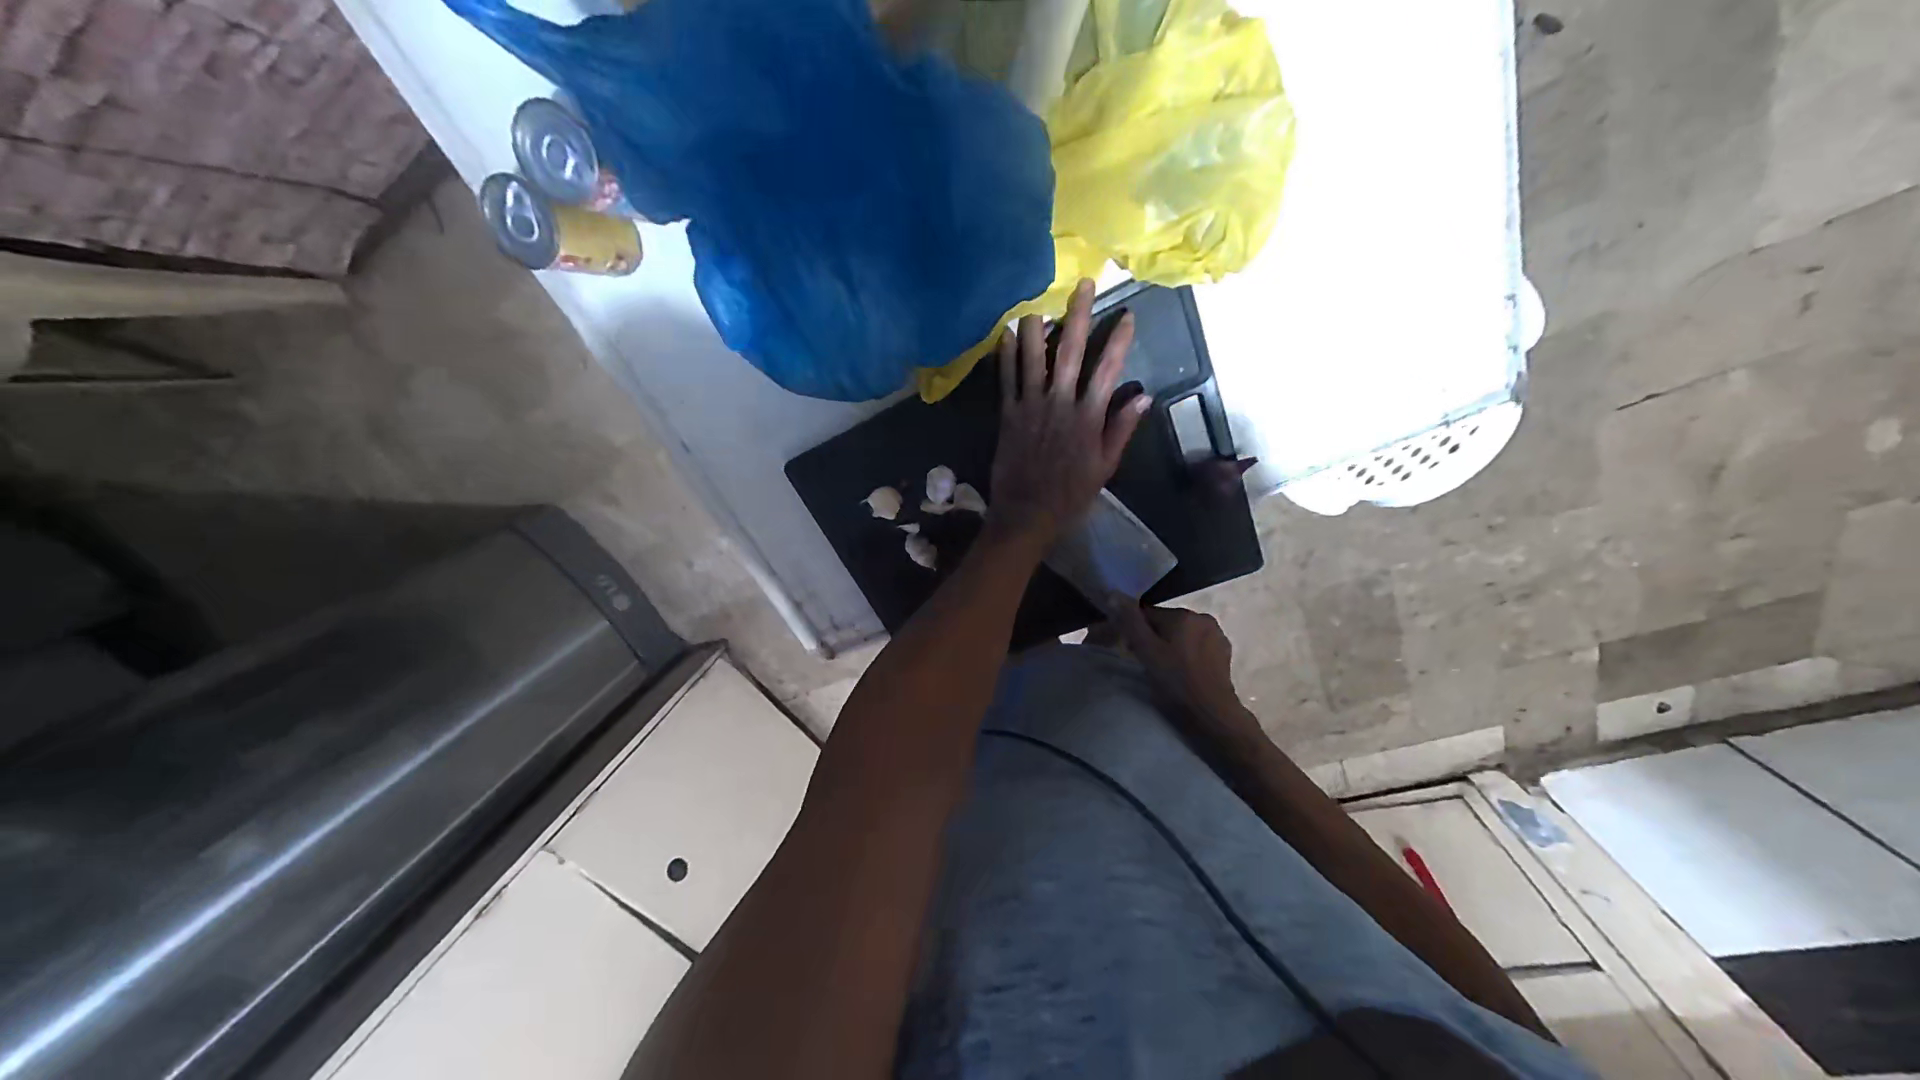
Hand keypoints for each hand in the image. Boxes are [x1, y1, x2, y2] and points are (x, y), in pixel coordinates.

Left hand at [987, 279, 1150, 547]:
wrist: (1027, 513)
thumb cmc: (1071, 494)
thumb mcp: (1105, 466)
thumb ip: (1121, 429)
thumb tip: (1144, 397)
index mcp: (1088, 416)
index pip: (1108, 369)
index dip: (1119, 340)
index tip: (1127, 315)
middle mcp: (1060, 403)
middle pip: (1070, 351)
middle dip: (1078, 314)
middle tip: (1082, 284)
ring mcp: (1031, 406)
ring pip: (1033, 359)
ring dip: (1036, 328)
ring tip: (1038, 302)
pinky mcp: (1008, 415)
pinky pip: (1006, 380)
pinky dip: (1006, 357)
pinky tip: (1007, 336)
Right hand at [1108, 602, 1264, 748]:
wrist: (1211, 714)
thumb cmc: (1175, 682)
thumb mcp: (1146, 652)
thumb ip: (1130, 621)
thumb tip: (1113, 593)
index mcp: (1183, 615)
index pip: (1149, 614)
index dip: (1135, 631)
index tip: (1130, 650)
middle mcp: (1203, 618)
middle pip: (1167, 623)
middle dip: (1154, 638)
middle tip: (1146, 662)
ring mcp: (1217, 636)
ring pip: (1183, 635)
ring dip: (1172, 646)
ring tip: (1165, 670)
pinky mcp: (1224, 653)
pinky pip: (1198, 646)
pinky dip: (1188, 655)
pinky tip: (1183, 673)